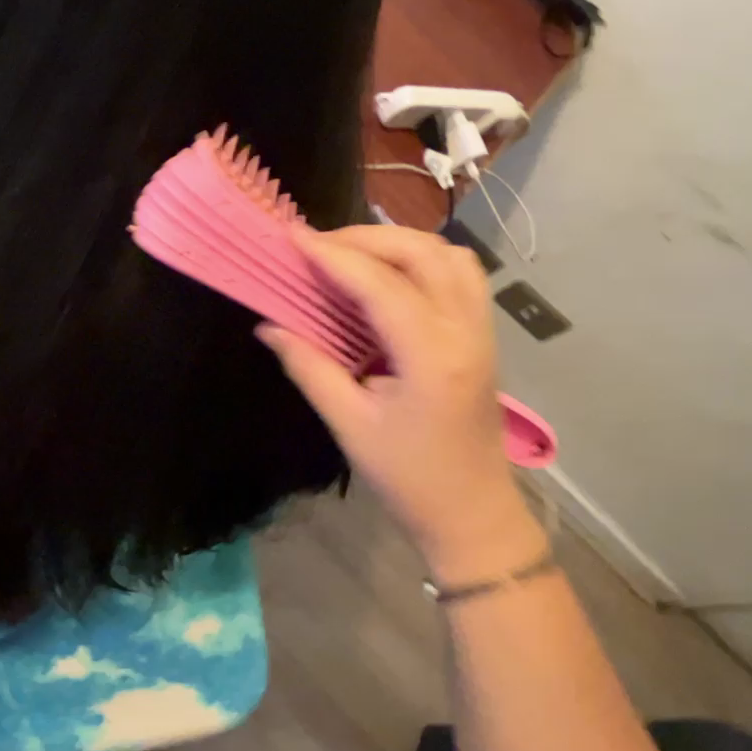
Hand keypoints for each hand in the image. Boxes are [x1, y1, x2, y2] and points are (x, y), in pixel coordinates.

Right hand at [257, 225, 545, 582]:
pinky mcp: (483, 335)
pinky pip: (460, 273)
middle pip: (421, 252)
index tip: (292, 237)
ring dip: (398, 242)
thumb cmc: (408, 477)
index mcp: (431, 355)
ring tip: (350, 253)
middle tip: (317, 247)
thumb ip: (309, 367)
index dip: (332, 255)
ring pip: (447, 255)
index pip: (380, 284)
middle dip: (365, 237)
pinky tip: (387, 274)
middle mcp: (464, 330)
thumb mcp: (349, 425)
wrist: (472, 513)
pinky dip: (422, 258)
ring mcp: (481, 330)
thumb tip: (268, 326)